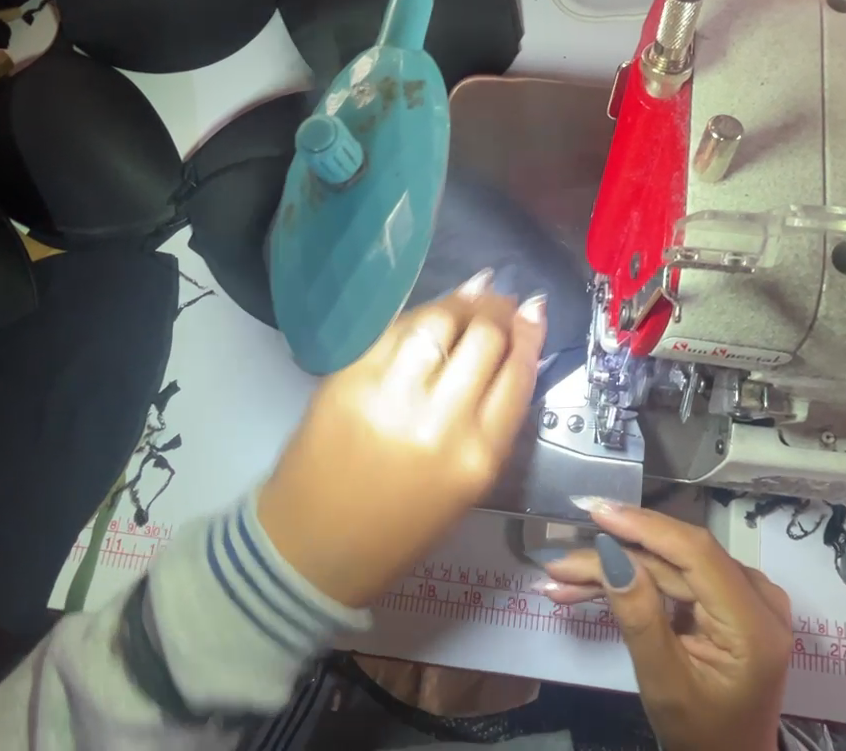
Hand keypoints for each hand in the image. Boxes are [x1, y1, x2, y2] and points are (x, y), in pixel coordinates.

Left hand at [258, 272, 545, 607]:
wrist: (311, 550)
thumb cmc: (398, 532)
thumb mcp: (465, 488)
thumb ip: (490, 423)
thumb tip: (511, 357)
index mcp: (477, 458)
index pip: (517, 374)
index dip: (530, 333)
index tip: (534, 310)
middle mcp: (440, 422)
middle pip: (484, 339)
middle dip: (499, 311)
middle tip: (501, 302)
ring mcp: (390, 396)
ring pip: (440, 322)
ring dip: (462, 302)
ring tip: (472, 296)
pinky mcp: (349, 380)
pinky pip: (394, 330)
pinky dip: (419, 313)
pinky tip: (432, 307)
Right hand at [543, 502, 791, 750]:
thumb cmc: (701, 736)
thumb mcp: (664, 686)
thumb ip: (640, 619)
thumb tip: (610, 555)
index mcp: (754, 623)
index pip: (696, 552)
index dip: (643, 526)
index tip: (596, 511)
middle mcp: (760, 597)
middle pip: (676, 559)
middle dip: (614, 558)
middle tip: (559, 563)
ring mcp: (748, 594)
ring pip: (670, 565)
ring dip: (618, 569)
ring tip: (563, 577)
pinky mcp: (731, 598)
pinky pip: (678, 577)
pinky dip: (637, 581)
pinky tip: (593, 583)